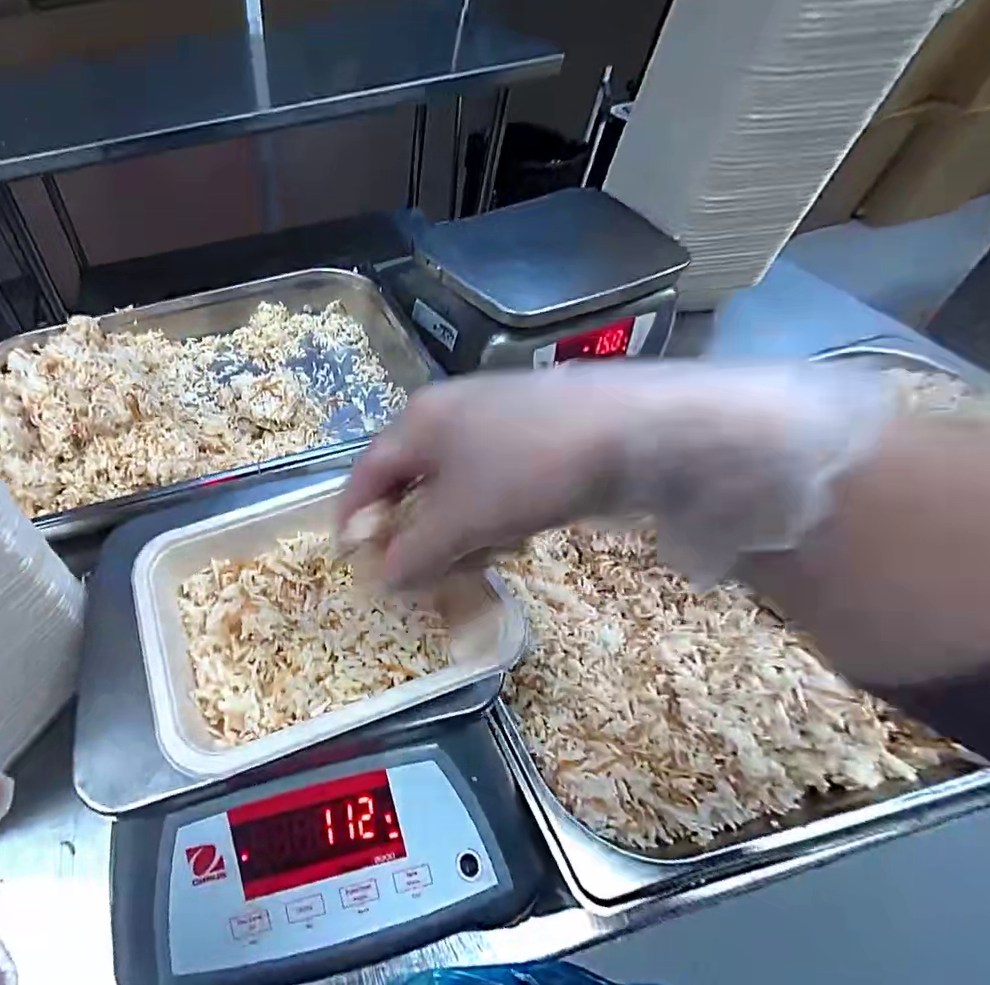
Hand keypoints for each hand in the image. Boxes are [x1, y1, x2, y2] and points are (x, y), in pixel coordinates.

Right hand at [340, 363, 891, 587]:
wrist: (637, 430)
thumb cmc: (531, 468)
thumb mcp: (463, 517)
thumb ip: (416, 551)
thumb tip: (382, 578)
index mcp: (422, 420)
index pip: (368, 471)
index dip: (353, 516)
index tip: (352, 560)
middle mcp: (455, 411)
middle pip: (415, 480)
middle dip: (419, 531)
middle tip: (432, 572)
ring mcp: (502, 418)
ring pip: (461, 486)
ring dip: (463, 528)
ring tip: (488, 553)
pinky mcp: (542, 433)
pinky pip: (500, 481)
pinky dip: (499, 513)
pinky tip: (524, 530)